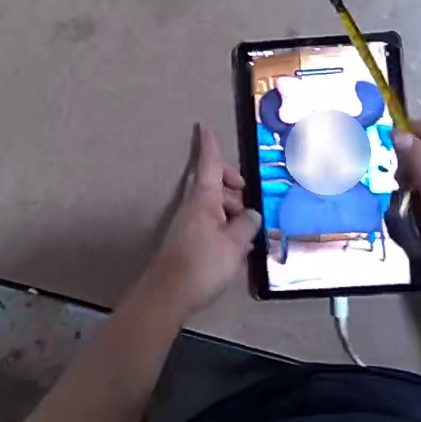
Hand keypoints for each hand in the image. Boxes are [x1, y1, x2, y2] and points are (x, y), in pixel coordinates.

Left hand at [134, 124, 260, 319]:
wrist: (168, 295)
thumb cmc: (202, 264)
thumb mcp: (235, 244)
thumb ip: (247, 225)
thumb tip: (252, 215)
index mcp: (203, 200)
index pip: (208, 165)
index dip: (209, 146)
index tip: (203, 126)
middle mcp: (193, 207)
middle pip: (211, 183)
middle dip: (230, 182)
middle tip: (246, 193)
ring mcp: (188, 224)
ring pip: (212, 204)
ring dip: (230, 207)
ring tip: (249, 228)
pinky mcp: (187, 241)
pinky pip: (210, 222)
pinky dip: (225, 225)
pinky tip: (238, 245)